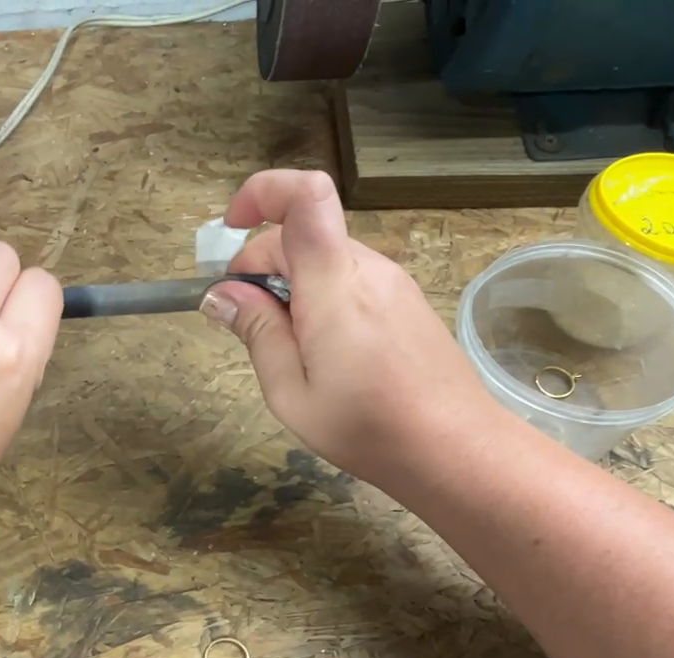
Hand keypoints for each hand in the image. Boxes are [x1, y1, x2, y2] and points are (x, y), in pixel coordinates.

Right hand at [200, 171, 501, 489]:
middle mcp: (367, 269)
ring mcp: (392, 282)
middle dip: (260, 266)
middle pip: (303, 234)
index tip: (230, 231)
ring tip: (285, 350)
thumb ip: (257, 335)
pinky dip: (318, 298)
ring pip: (324, 259)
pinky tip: (320, 353)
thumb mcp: (291, 393)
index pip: (305, 197)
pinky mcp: (404, 301)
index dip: (262, 193)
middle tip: (242, 324)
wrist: (454, 447)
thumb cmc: (367, 428)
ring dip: (289, 287)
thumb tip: (220, 295)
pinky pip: (348, 280)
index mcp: (335, 285)